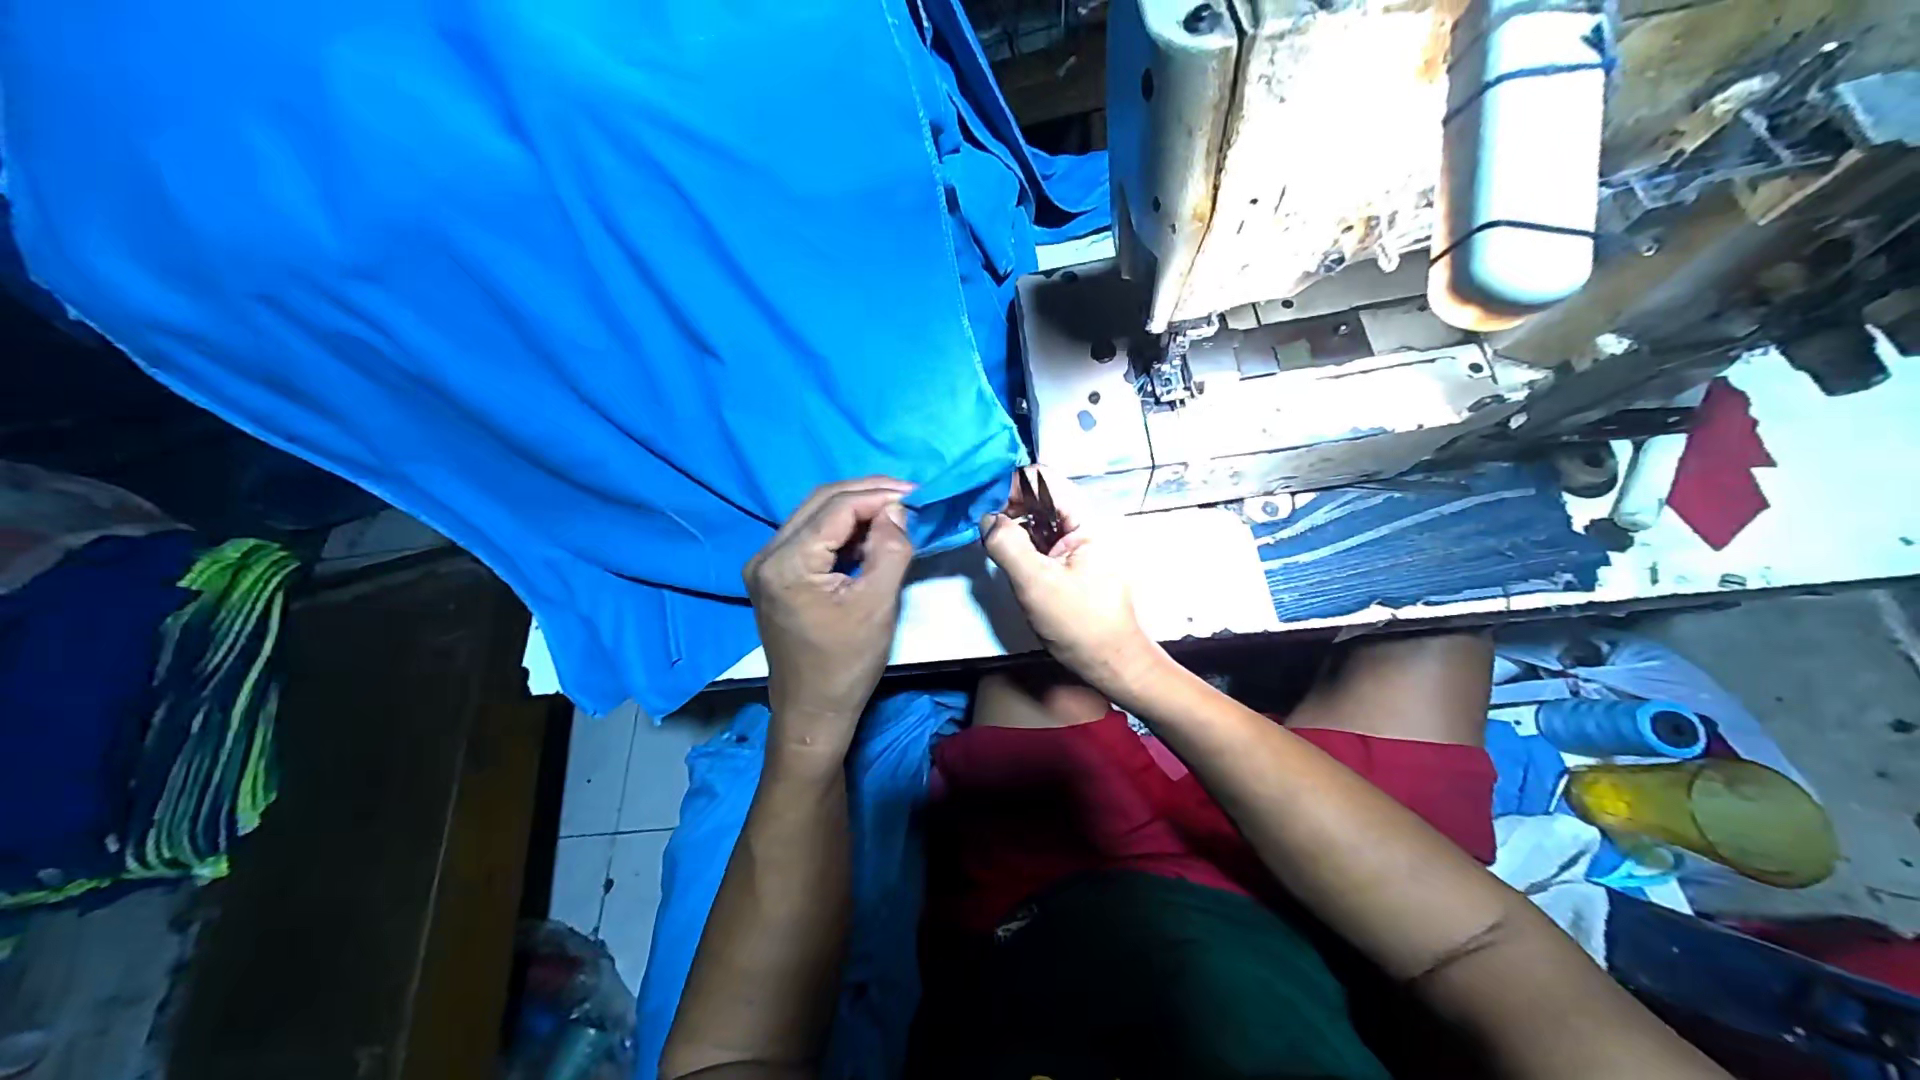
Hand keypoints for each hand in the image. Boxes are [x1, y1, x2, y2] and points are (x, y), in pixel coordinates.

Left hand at [745, 476, 915, 765]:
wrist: (812, 709)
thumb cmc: (847, 663)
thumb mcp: (878, 604)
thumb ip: (890, 548)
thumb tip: (897, 509)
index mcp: (786, 563)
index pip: (836, 508)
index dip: (879, 495)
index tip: (917, 494)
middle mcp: (766, 555)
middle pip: (821, 502)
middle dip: (867, 494)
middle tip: (908, 495)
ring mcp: (764, 564)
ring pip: (815, 515)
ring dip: (854, 509)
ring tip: (894, 512)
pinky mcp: (773, 574)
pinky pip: (810, 535)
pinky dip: (841, 529)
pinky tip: (869, 533)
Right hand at [980, 467, 1160, 696]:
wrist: (1111, 661)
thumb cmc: (1080, 624)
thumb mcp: (1036, 584)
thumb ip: (1008, 545)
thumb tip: (987, 518)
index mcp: (1085, 519)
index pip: (1042, 478)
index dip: (1011, 486)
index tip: (987, 509)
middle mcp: (1083, 522)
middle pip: (1038, 493)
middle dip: (1008, 505)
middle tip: (986, 529)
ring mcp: (1077, 539)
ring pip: (1037, 515)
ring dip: (1012, 523)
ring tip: (993, 543)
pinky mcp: (1069, 557)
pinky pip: (1040, 536)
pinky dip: (1021, 540)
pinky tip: (1008, 555)